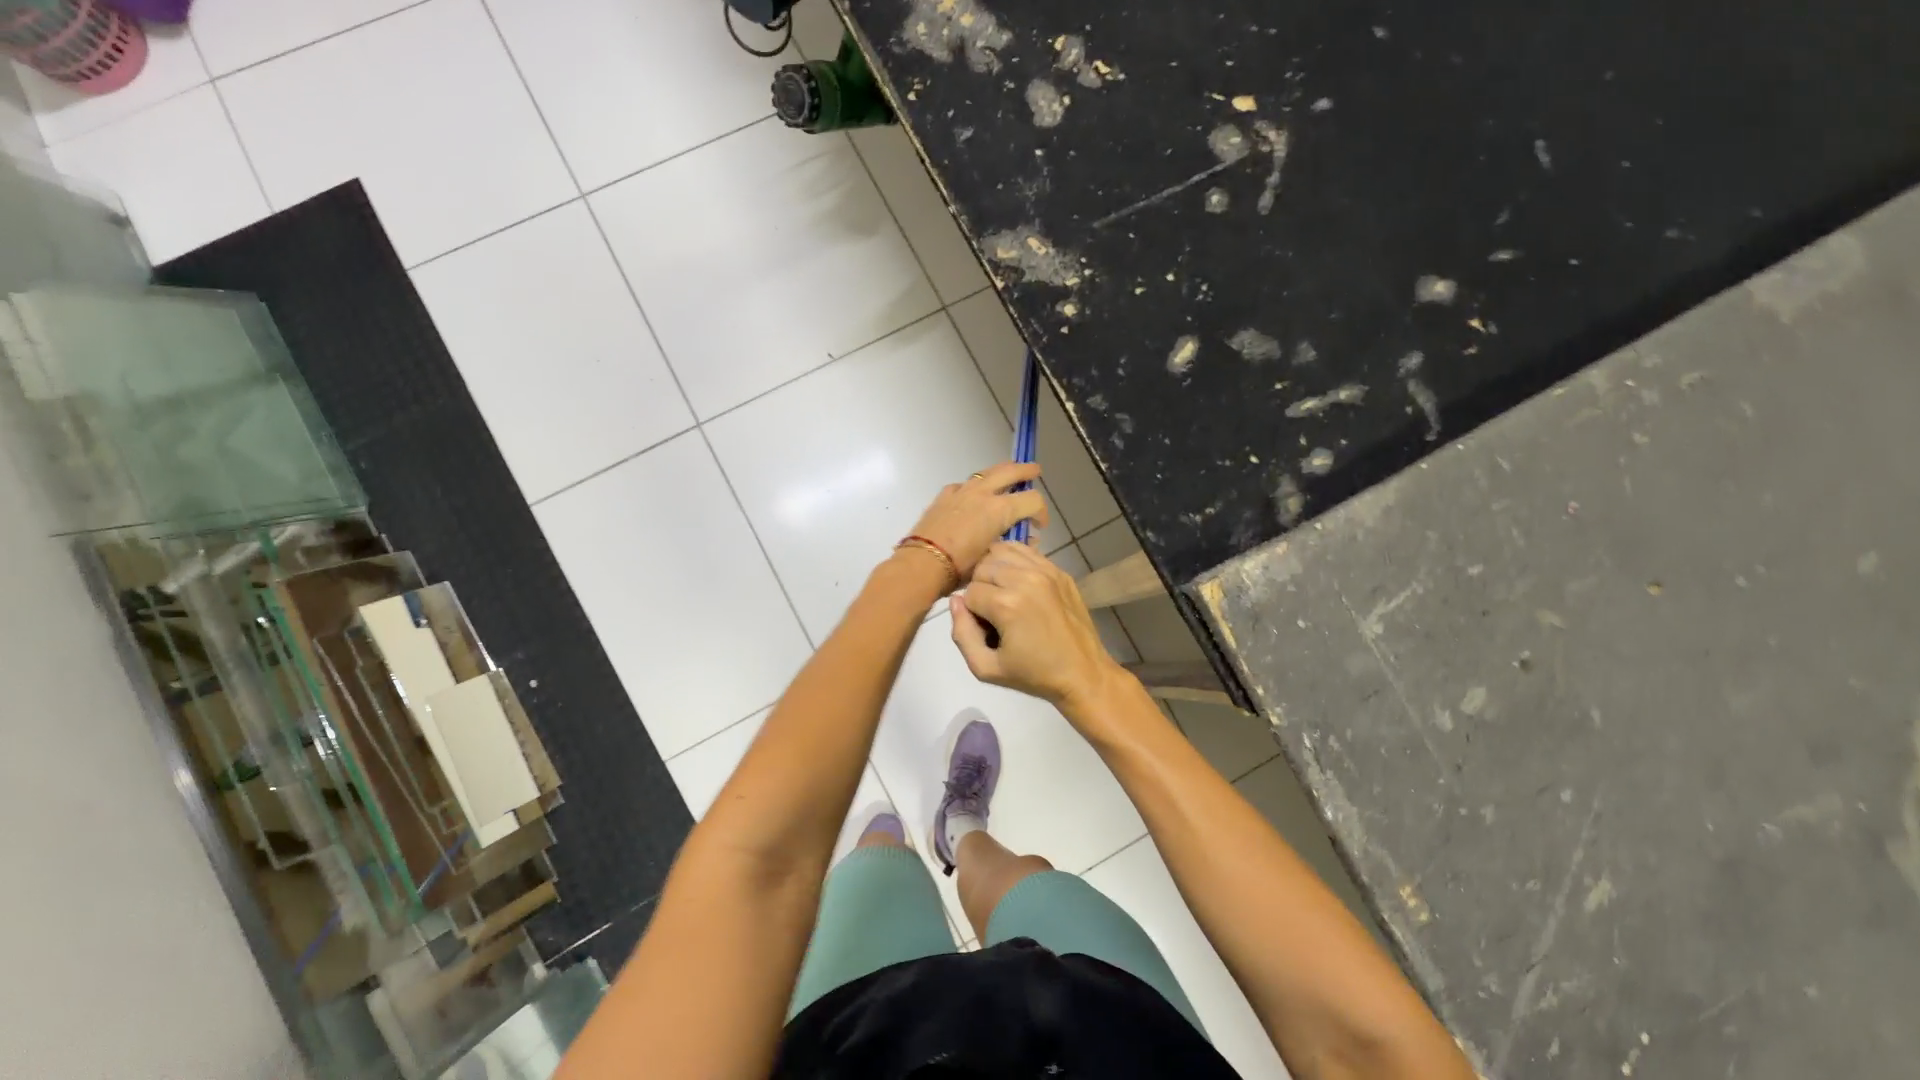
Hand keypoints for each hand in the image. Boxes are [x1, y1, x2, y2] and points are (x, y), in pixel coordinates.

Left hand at [908, 463, 1048, 578]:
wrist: (922, 565)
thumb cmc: (961, 568)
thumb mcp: (993, 558)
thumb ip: (1011, 545)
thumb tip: (1022, 540)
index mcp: (1000, 510)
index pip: (1033, 500)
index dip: (1042, 511)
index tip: (1039, 525)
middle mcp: (983, 494)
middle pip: (1010, 472)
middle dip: (1025, 471)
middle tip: (1035, 471)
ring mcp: (961, 492)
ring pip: (986, 473)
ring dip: (1000, 472)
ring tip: (1007, 472)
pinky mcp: (944, 496)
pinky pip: (963, 485)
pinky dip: (973, 487)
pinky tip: (972, 494)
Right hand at [949, 541, 1122, 707]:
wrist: (1083, 673)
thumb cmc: (1034, 675)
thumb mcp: (986, 668)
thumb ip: (961, 634)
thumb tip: (955, 601)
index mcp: (1007, 604)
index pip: (969, 593)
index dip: (971, 613)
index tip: (985, 629)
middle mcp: (1025, 579)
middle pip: (982, 567)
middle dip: (979, 588)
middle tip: (991, 612)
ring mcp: (1045, 571)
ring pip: (1001, 552)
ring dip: (994, 570)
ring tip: (1002, 592)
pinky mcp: (1058, 571)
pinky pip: (1026, 551)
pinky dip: (1014, 561)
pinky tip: (1016, 581)